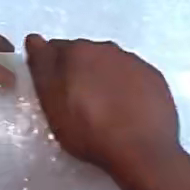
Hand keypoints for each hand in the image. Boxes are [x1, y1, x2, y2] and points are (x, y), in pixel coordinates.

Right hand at [23, 34, 183, 182]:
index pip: (54, 49)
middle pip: (84, 55)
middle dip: (77, 72)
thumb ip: (42, 67)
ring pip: (109, 65)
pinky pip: (133, 77)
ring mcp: (134, 62)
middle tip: (75, 102)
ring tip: (102, 108)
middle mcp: (107, 48)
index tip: (51, 91)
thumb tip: (34, 39)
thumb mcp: (52, 104)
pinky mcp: (155, 78)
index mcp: (77, 51)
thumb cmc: (87, 129)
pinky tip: (125, 110)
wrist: (141, 151)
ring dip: (102, 78)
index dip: (50, 69)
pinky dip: (126, 87)